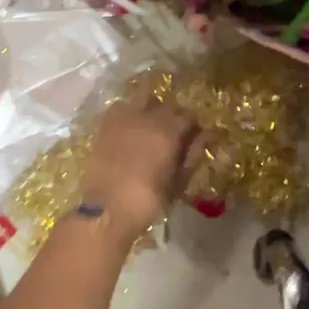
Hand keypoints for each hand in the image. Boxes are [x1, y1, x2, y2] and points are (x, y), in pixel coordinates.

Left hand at [79, 100, 199, 233]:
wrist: (106, 209)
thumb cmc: (147, 201)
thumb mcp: (178, 182)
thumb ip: (192, 155)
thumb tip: (204, 136)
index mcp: (168, 131)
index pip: (188, 116)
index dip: (193, 125)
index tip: (194, 136)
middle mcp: (146, 117)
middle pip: (167, 103)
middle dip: (173, 114)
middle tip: (173, 132)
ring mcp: (122, 118)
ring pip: (142, 98)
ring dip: (150, 107)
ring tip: (150, 125)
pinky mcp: (104, 125)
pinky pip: (120, 107)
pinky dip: (128, 112)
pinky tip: (129, 128)